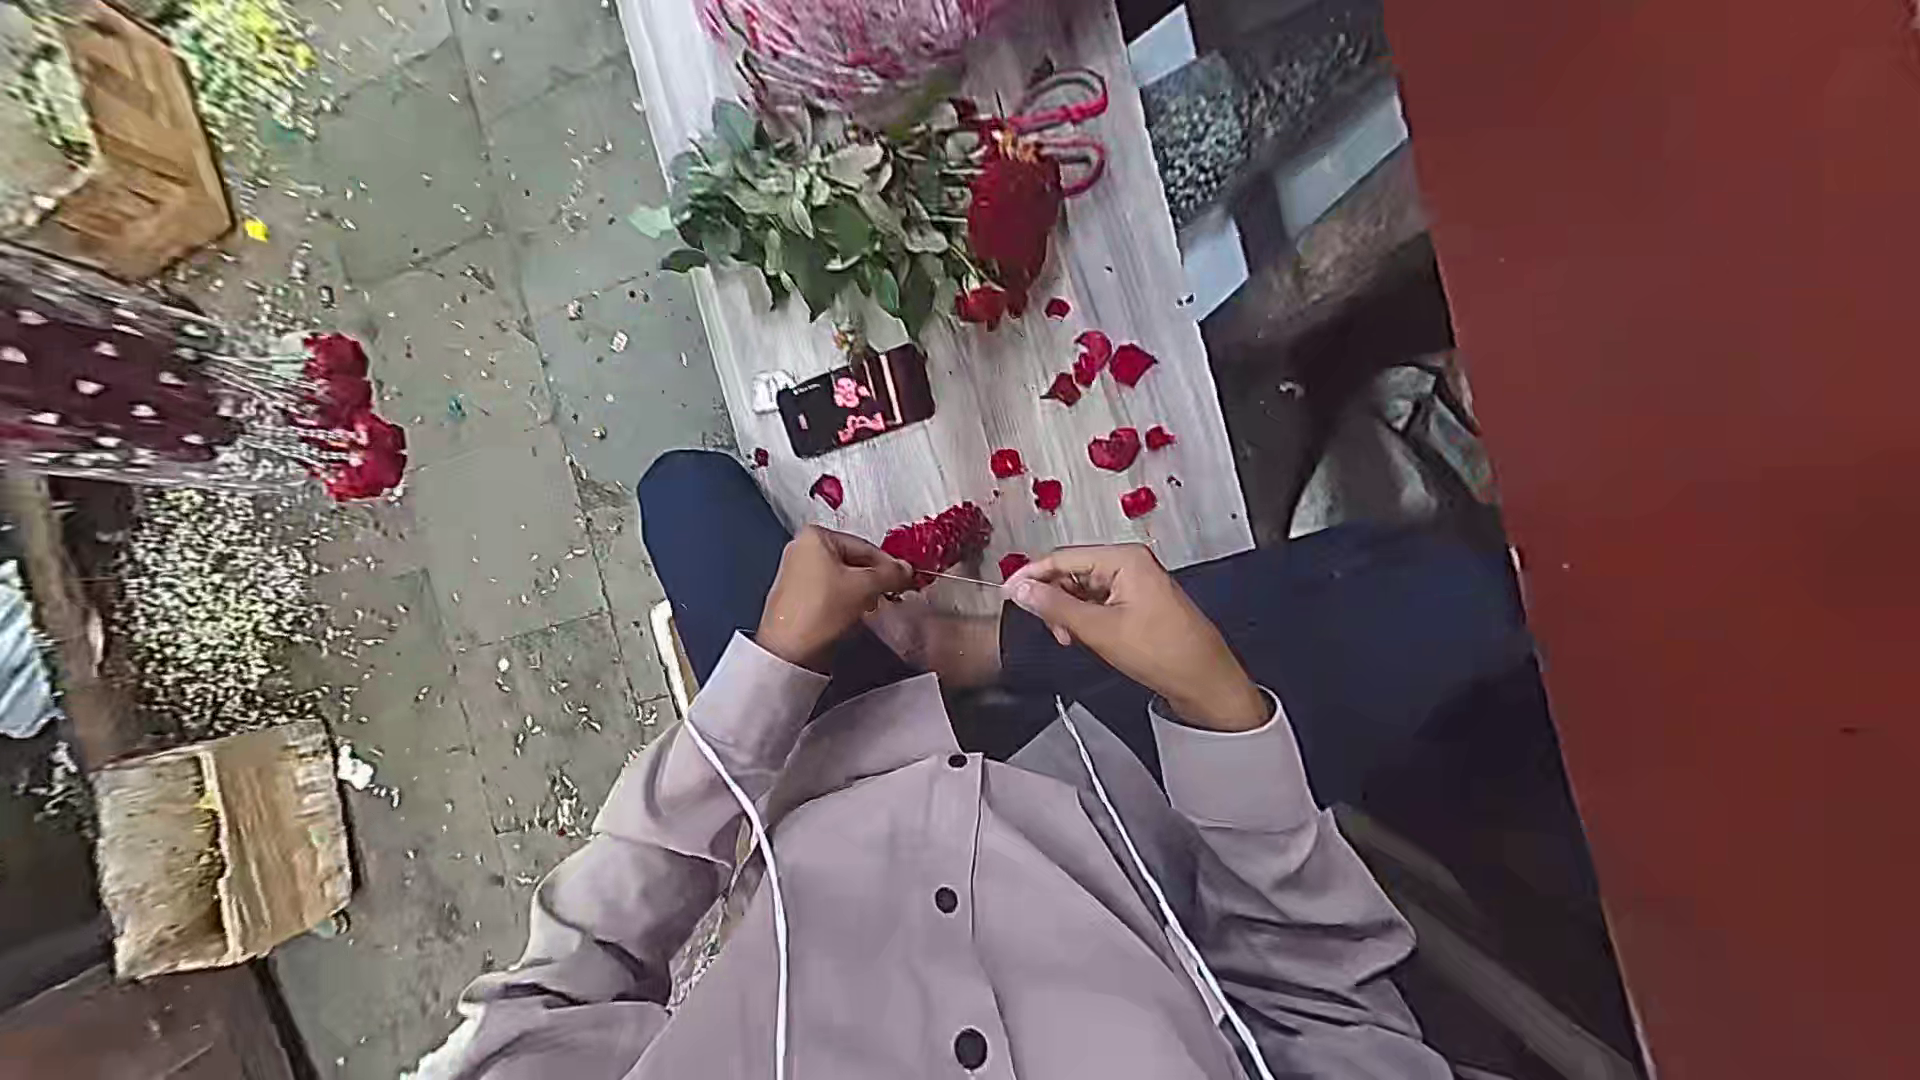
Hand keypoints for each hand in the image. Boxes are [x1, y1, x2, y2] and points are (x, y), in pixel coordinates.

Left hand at [758, 525, 914, 671]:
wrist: (789, 650)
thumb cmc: (822, 609)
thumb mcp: (865, 587)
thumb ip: (891, 574)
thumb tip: (908, 569)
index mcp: (815, 536)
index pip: (866, 547)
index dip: (889, 565)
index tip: (906, 579)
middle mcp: (803, 547)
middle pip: (855, 560)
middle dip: (875, 578)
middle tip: (892, 593)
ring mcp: (798, 570)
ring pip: (845, 575)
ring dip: (863, 590)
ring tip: (871, 606)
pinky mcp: (798, 592)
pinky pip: (832, 588)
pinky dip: (847, 597)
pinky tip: (855, 611)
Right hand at [1003, 545, 1268, 731]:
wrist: (1204, 681)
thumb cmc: (1164, 652)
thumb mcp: (1099, 629)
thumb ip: (1054, 606)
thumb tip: (1022, 590)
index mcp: (1124, 558)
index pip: (1063, 558)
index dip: (1032, 576)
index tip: (1009, 593)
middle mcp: (1128, 562)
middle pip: (1071, 571)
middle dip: (1053, 598)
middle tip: (1048, 626)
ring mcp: (1133, 580)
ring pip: (1081, 588)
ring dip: (1067, 611)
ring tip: (1069, 637)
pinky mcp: (1135, 598)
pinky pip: (1096, 600)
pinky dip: (1083, 617)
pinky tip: (1082, 636)